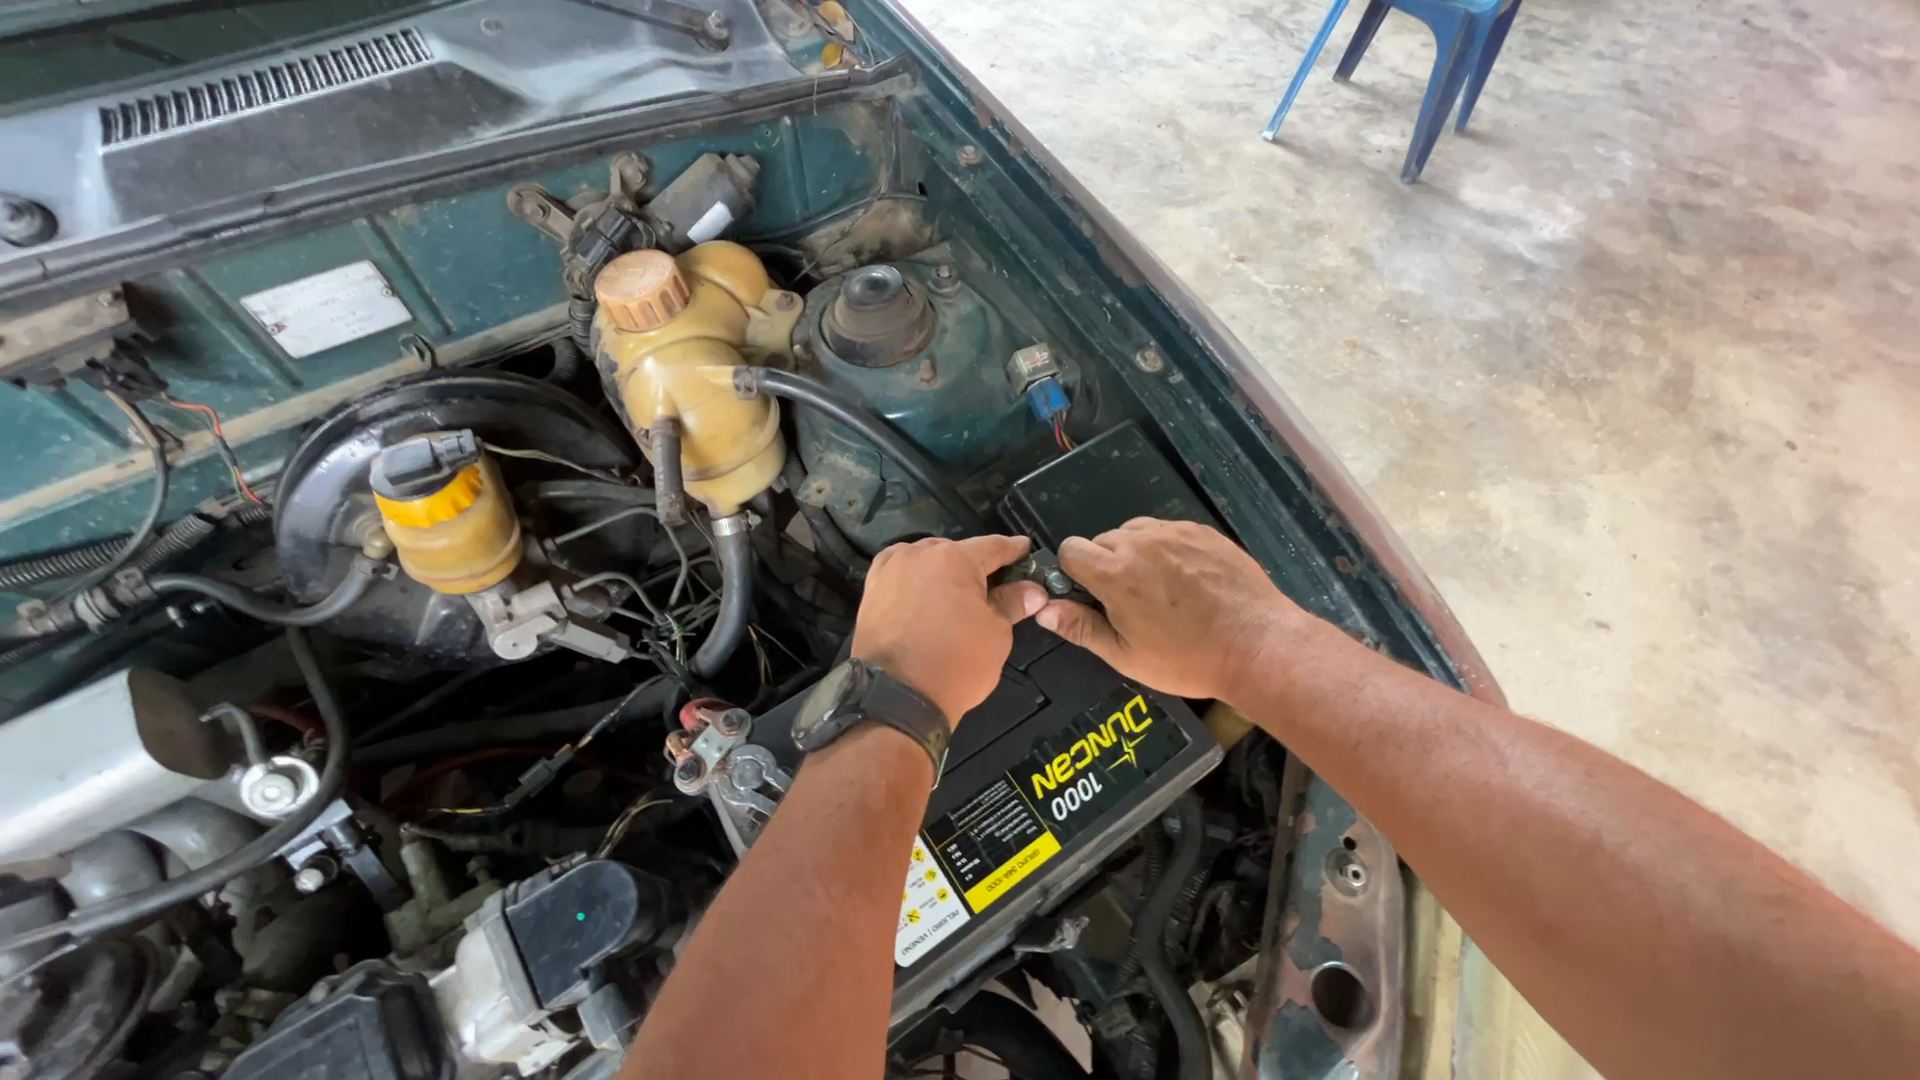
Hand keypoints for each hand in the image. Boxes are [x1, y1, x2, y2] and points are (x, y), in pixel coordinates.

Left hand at [851, 535, 1048, 724]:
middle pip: (957, 551)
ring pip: (926, 559)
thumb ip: (1012, 604)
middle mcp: (919, 553)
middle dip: (976, 563)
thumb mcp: (996, 635)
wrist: (896, 697)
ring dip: (943, 570)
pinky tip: (925, 591)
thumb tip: (1033, 591)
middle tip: (993, 582)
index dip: (1013, 549)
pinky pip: (901, 573)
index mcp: (955, 558)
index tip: (1025, 549)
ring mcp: (891, 568)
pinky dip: (916, 578)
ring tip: (957, 591)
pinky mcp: (872, 588)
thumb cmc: (955, 664)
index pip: (993, 546)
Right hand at [1035, 518, 1305, 704]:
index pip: (1070, 549)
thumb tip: (1043, 609)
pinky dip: (1167, 549)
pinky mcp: (1203, 531)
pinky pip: (1168, 531)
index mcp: (1114, 572)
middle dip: (1105, 565)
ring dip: (1135, 553)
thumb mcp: (1126, 655)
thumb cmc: (1187, 659)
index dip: (1074, 573)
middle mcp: (1140, 541)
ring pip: (1135, 532)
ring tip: (1159, 588)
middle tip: (1130, 601)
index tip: (1092, 597)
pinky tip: (1187, 580)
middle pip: (1102, 541)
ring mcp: (1175, 532)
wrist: (1257, 645)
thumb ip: (1081, 627)